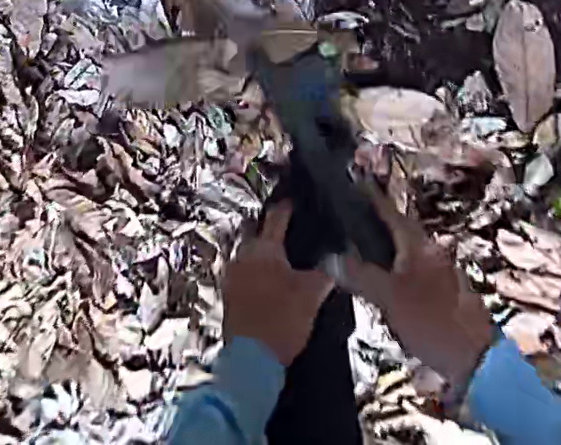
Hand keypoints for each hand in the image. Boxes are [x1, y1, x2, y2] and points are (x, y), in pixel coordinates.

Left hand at [222, 202, 335, 364]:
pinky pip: (241, 271)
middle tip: (285, 234)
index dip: (286, 207)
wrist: (252, 359)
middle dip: (269, 230)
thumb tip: (333, 261)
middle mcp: (243, 253)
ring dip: (260, 253)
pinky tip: (265, 283)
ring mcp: (232, 272)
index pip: (277, 217)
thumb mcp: (311, 296)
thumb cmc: (282, 321)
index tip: (292, 200)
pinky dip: (253, 271)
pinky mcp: (227, 291)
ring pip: (247, 252)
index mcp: (265, 248)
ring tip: (278, 262)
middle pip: (257, 231)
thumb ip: (323, 273)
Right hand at [342, 193, 495, 389]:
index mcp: (418, 243)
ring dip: (386, 245)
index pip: (388, 209)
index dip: (369, 195)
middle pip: (398, 227)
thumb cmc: (431, 320)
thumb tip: (330, 258)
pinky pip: (413, 266)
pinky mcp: (446, 290)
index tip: (353, 179)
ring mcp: (442, 269)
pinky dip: (397, 265)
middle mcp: (432, 249)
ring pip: (406, 248)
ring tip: (361, 247)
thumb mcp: (388, 297)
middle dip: (375, 221)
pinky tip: (385, 277)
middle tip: (350, 216)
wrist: (478, 361)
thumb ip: (358, 275)